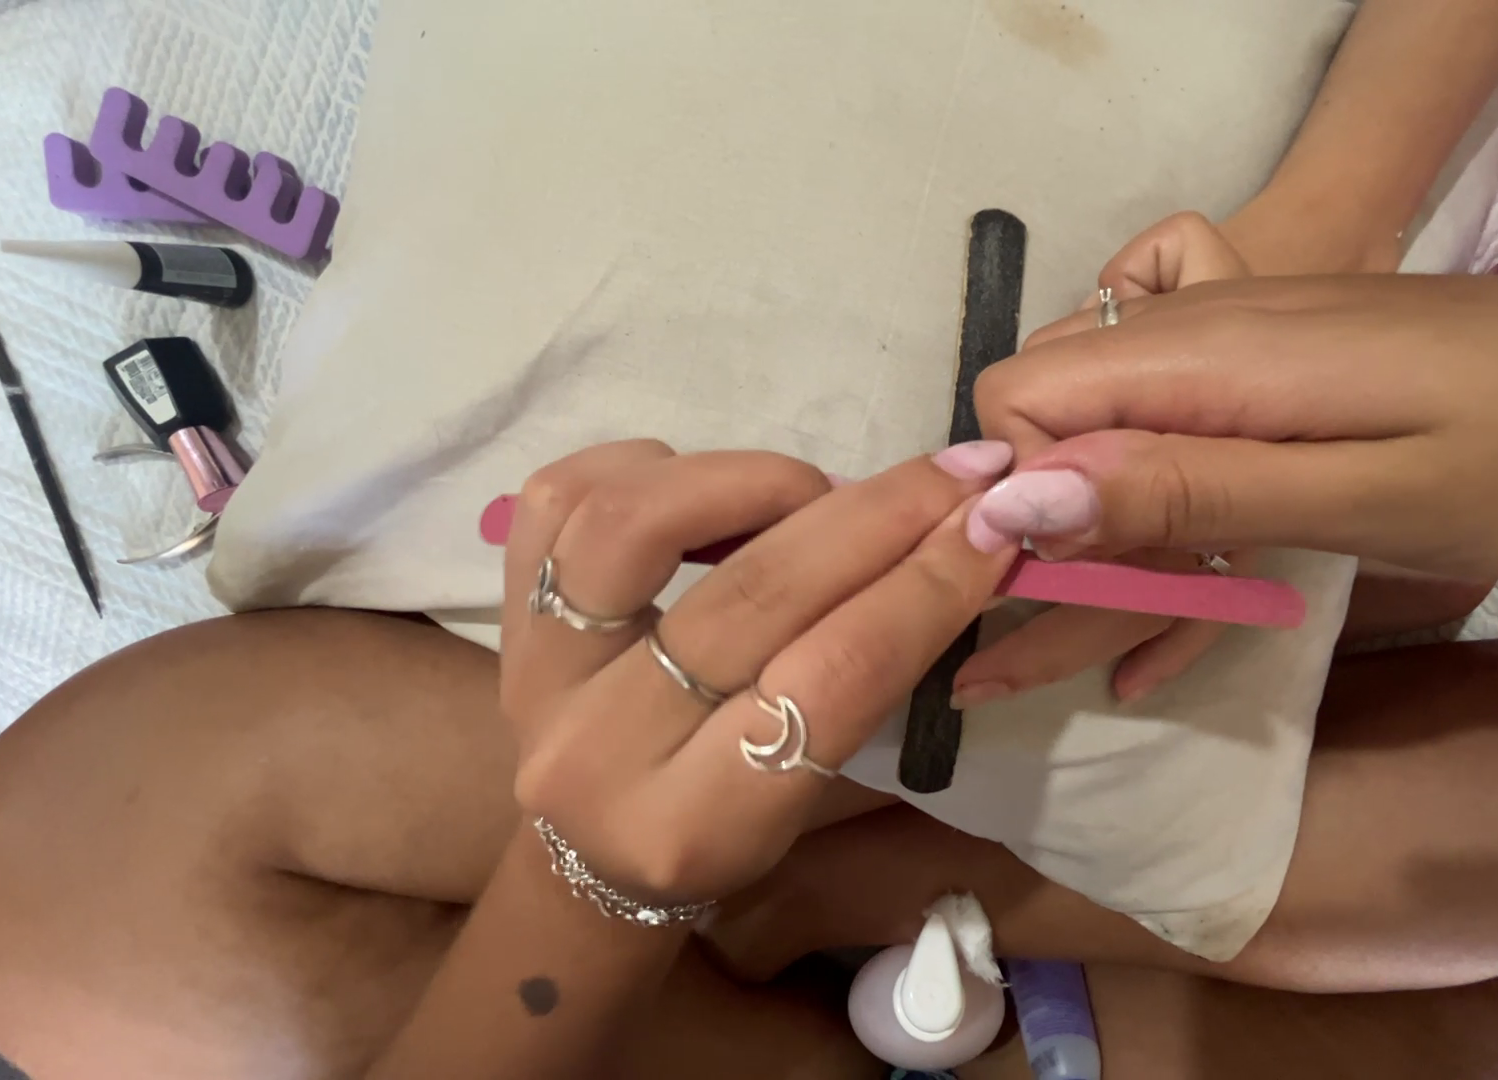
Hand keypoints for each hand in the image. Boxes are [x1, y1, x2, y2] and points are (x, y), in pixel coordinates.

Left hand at [498, 439, 1017, 903]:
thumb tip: (954, 540)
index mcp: (701, 822)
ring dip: (753, 479)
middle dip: (877, 517)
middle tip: (952, 471)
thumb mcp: (813, 784)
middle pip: (755, 598)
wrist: (593, 849)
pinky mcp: (506, 618)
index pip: (834, 679)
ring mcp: (537, 676)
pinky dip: (648, 465)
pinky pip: (559, 497)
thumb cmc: (728, 823)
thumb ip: (874, 671)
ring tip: (811, 488)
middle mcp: (603, 751)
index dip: (925, 587)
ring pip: (636, 525)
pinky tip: (701, 484)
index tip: (991, 523)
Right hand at [971, 274, 1497, 578]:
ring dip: (1096, 514)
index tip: (1076, 564)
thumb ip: (1181, 486)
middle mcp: (1193, 326)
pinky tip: (1171, 569)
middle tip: (1109, 591)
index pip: (1018, 394)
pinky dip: (1144, 488)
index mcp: (1202, 349)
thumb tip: (1021, 495)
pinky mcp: (1254, 371)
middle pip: (1042, 403)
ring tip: (1145, 604)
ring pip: (1094, 416)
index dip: (1023, 485)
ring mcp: (1224, 342)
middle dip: (1044, 509)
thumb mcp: (1359, 492)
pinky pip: (1156, 414)